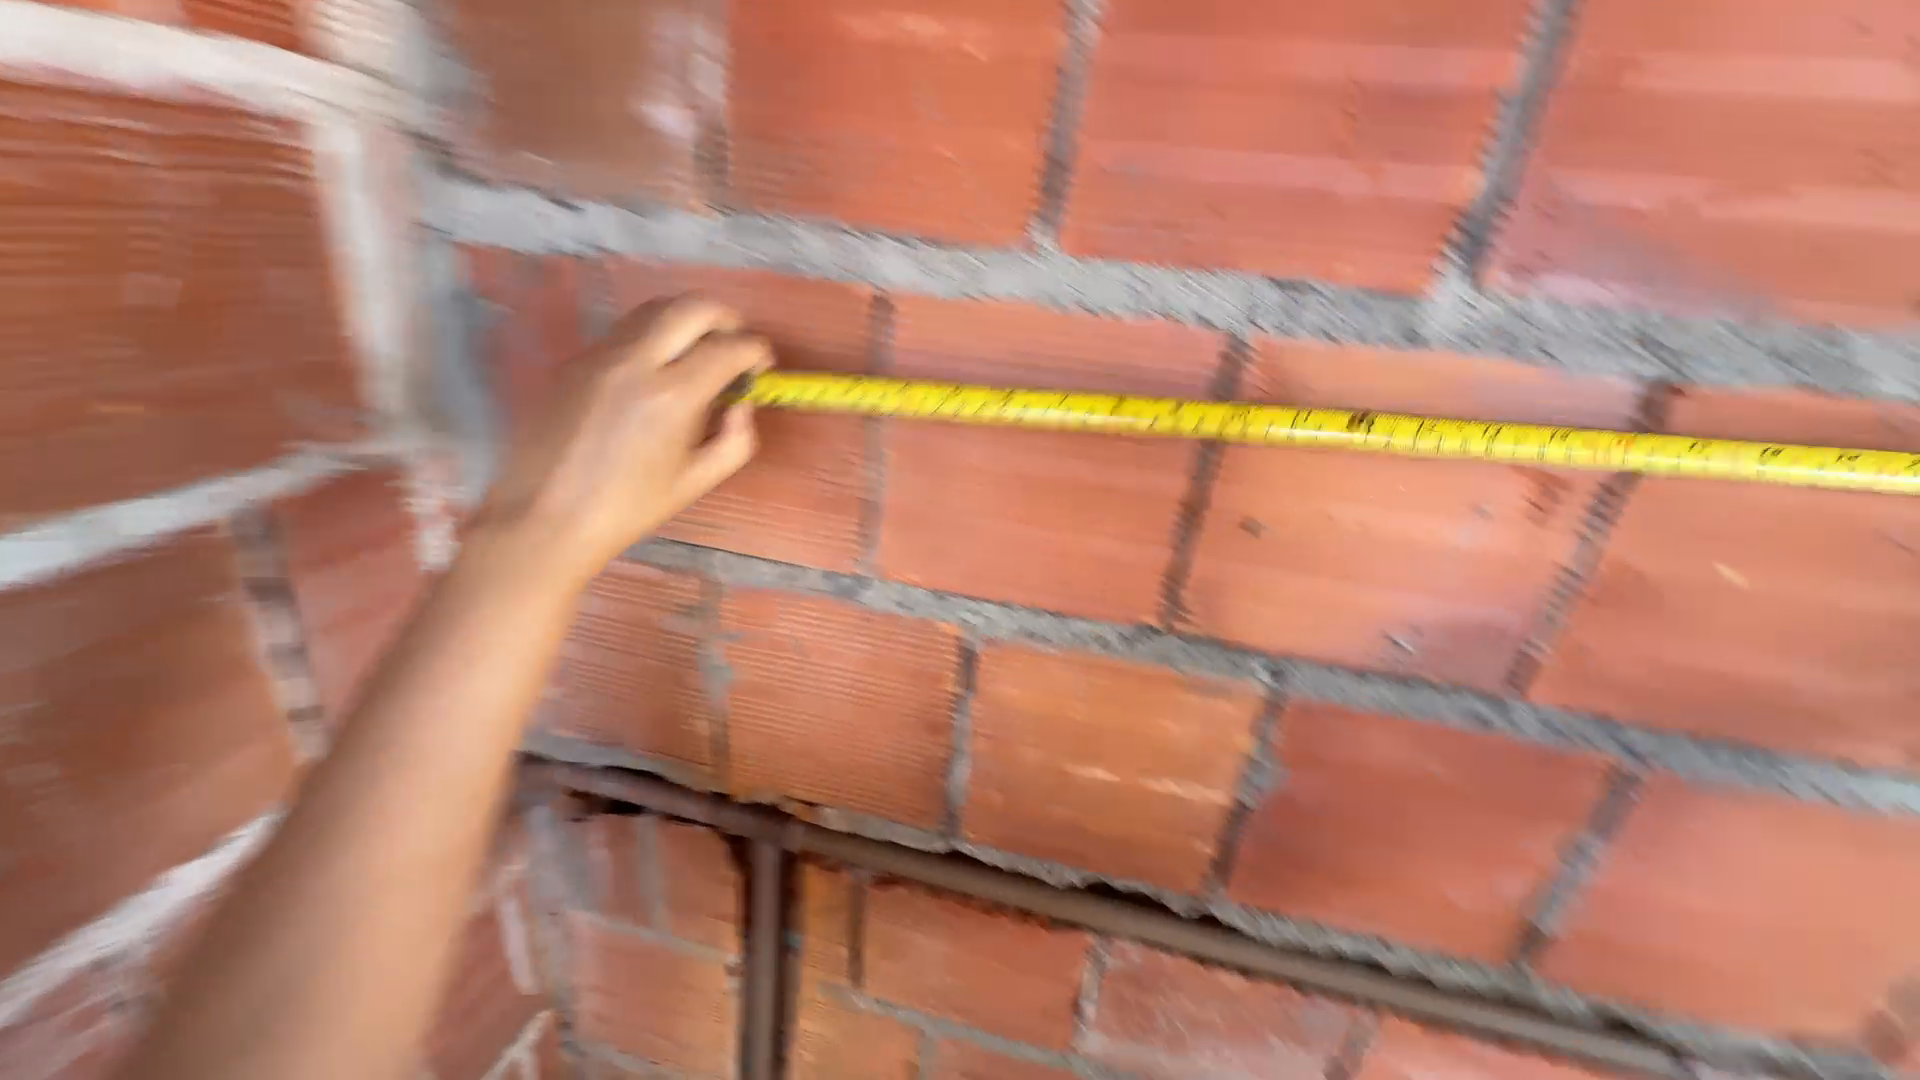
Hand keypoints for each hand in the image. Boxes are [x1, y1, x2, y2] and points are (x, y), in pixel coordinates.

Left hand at [475, 296, 772, 583]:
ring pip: (652, 310)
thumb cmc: (629, 508)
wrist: (546, 517)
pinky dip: (652, 339)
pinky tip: (655, 373)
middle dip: (724, 318)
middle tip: (735, 342)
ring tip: (697, 350)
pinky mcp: (574, 362)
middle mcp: (635, 362)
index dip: (755, 349)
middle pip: (690, 307)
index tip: (762, 362)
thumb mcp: (697, 482)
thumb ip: (735, 440)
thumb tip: (739, 405)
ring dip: (686, 321)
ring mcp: (598, 356)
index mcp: (672, 396)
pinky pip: (623, 334)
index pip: (727, 348)